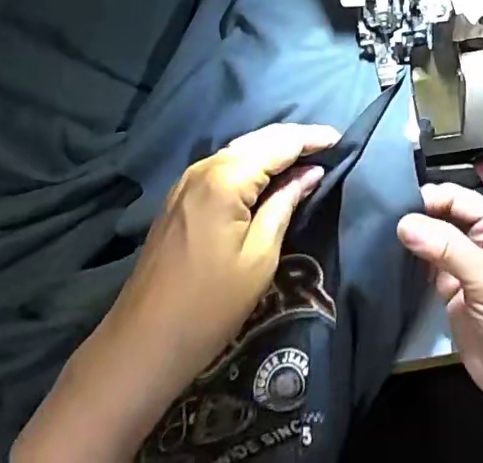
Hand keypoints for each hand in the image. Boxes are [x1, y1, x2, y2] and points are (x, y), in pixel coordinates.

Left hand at [14, 123, 338, 462]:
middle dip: (293, 139)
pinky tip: (268, 174)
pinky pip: (224, 167)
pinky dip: (251, 164)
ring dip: (272, 150)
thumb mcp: (260, 256)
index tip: (341, 140)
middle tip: (327, 144)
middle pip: (257, 141)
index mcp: (225, 179)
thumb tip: (310, 173)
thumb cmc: (210, 304)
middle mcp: (203, 169)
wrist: (142, 344)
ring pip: (239, 151)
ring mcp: (186, 183)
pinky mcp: (179, 199)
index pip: (278, 144)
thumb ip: (285, 204)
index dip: (311, 139)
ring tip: (305, 156)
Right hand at [397, 184, 482, 456]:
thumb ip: (447, 247)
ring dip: (409, 239)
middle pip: (440, 214)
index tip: (391, 209)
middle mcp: (480, 236)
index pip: (454, 197)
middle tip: (377, 222)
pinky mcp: (450, 287)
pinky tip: (387, 258)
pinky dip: (409, 262)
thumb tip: (404, 222)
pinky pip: (425, 265)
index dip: (426, 200)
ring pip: (429, 239)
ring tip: (376, 237)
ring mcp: (463, 262)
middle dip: (414, 218)